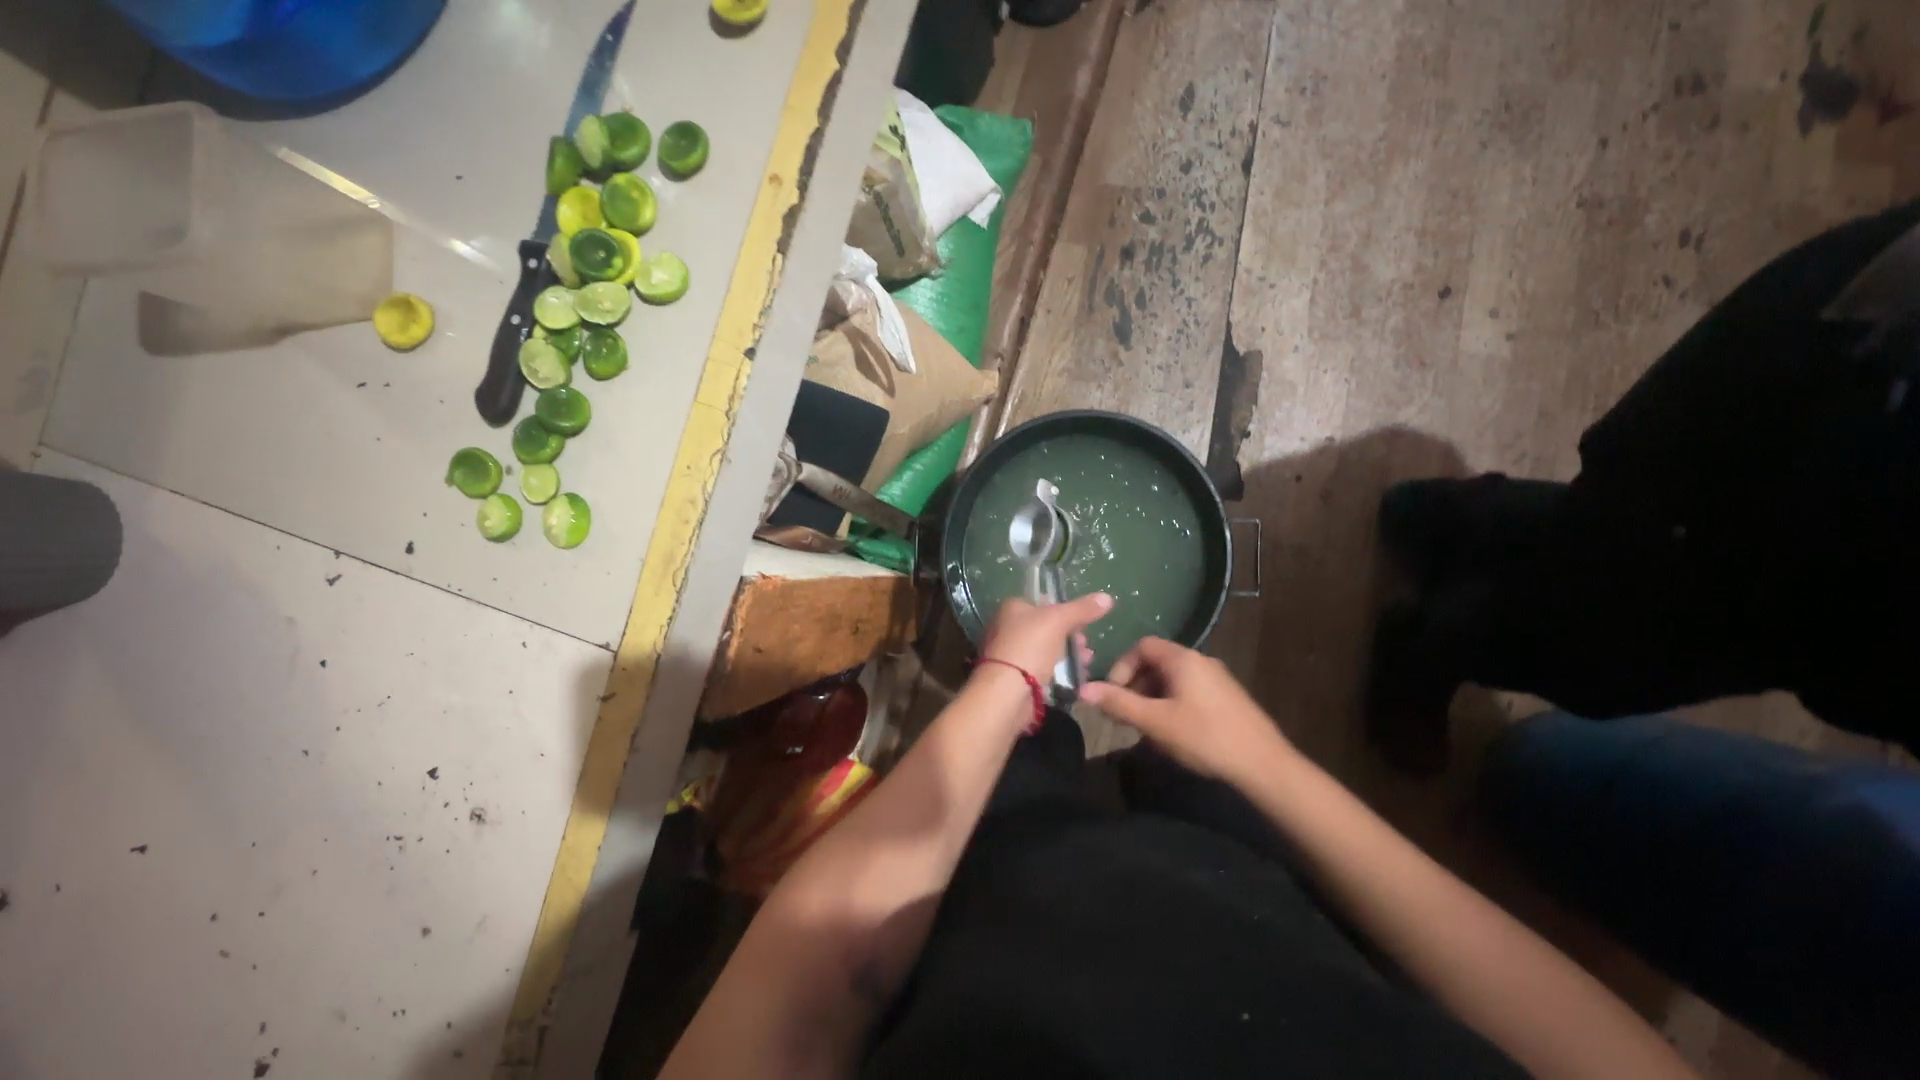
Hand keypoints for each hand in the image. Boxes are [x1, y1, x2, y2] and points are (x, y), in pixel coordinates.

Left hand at [977, 593, 1110, 688]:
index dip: (1065, 610)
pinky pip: (1042, 669)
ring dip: (1069, 655)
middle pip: (1047, 628)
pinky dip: (1059, 672)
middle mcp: (1007, 627)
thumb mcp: (1059, 620)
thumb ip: (1083, 609)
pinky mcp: (1015, 677)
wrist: (1007, 691)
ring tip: (1086, 662)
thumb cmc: (1030, 646)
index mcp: (1012, 607)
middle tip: (1086, 646)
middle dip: (1071, 636)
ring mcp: (1010, 653)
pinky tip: (1075, 677)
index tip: (1084, 621)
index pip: (1042, 602)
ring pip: (1046, 650)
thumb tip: (1106, 597)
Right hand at [1079, 637, 1292, 783]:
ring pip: (1172, 681)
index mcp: (1183, 659)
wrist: (1262, 764)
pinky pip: (1189, 693)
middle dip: (1134, 688)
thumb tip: (1083, 690)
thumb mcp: (1154, 721)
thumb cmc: (1204, 737)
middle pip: (1156, 663)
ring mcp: (1217, 680)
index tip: (1113, 695)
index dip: (1121, 667)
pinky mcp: (1226, 699)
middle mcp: (1201, 661)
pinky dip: (1171, 707)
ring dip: (1151, 700)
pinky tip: (1171, 736)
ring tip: (1145, 731)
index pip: (1142, 646)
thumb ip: (1118, 703)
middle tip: (1123, 718)